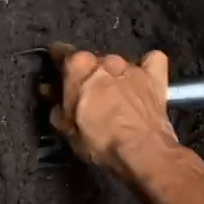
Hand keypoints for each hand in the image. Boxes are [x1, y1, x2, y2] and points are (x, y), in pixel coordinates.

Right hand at [46, 47, 180, 179]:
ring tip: (113, 96)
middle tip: (84, 95)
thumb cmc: (97, 138)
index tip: (55, 76)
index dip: (56, 65)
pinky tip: (140, 79)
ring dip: (111, 75)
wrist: (142, 151)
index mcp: (78, 65)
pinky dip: (144, 67)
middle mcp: (105, 59)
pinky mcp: (155, 78)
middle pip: (90, 60)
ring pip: (116, 64)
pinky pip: (151, 61)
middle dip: (85, 74)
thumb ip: (53, 101)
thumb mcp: (63, 124)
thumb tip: (48, 88)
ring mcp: (131, 67)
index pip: (60, 52)